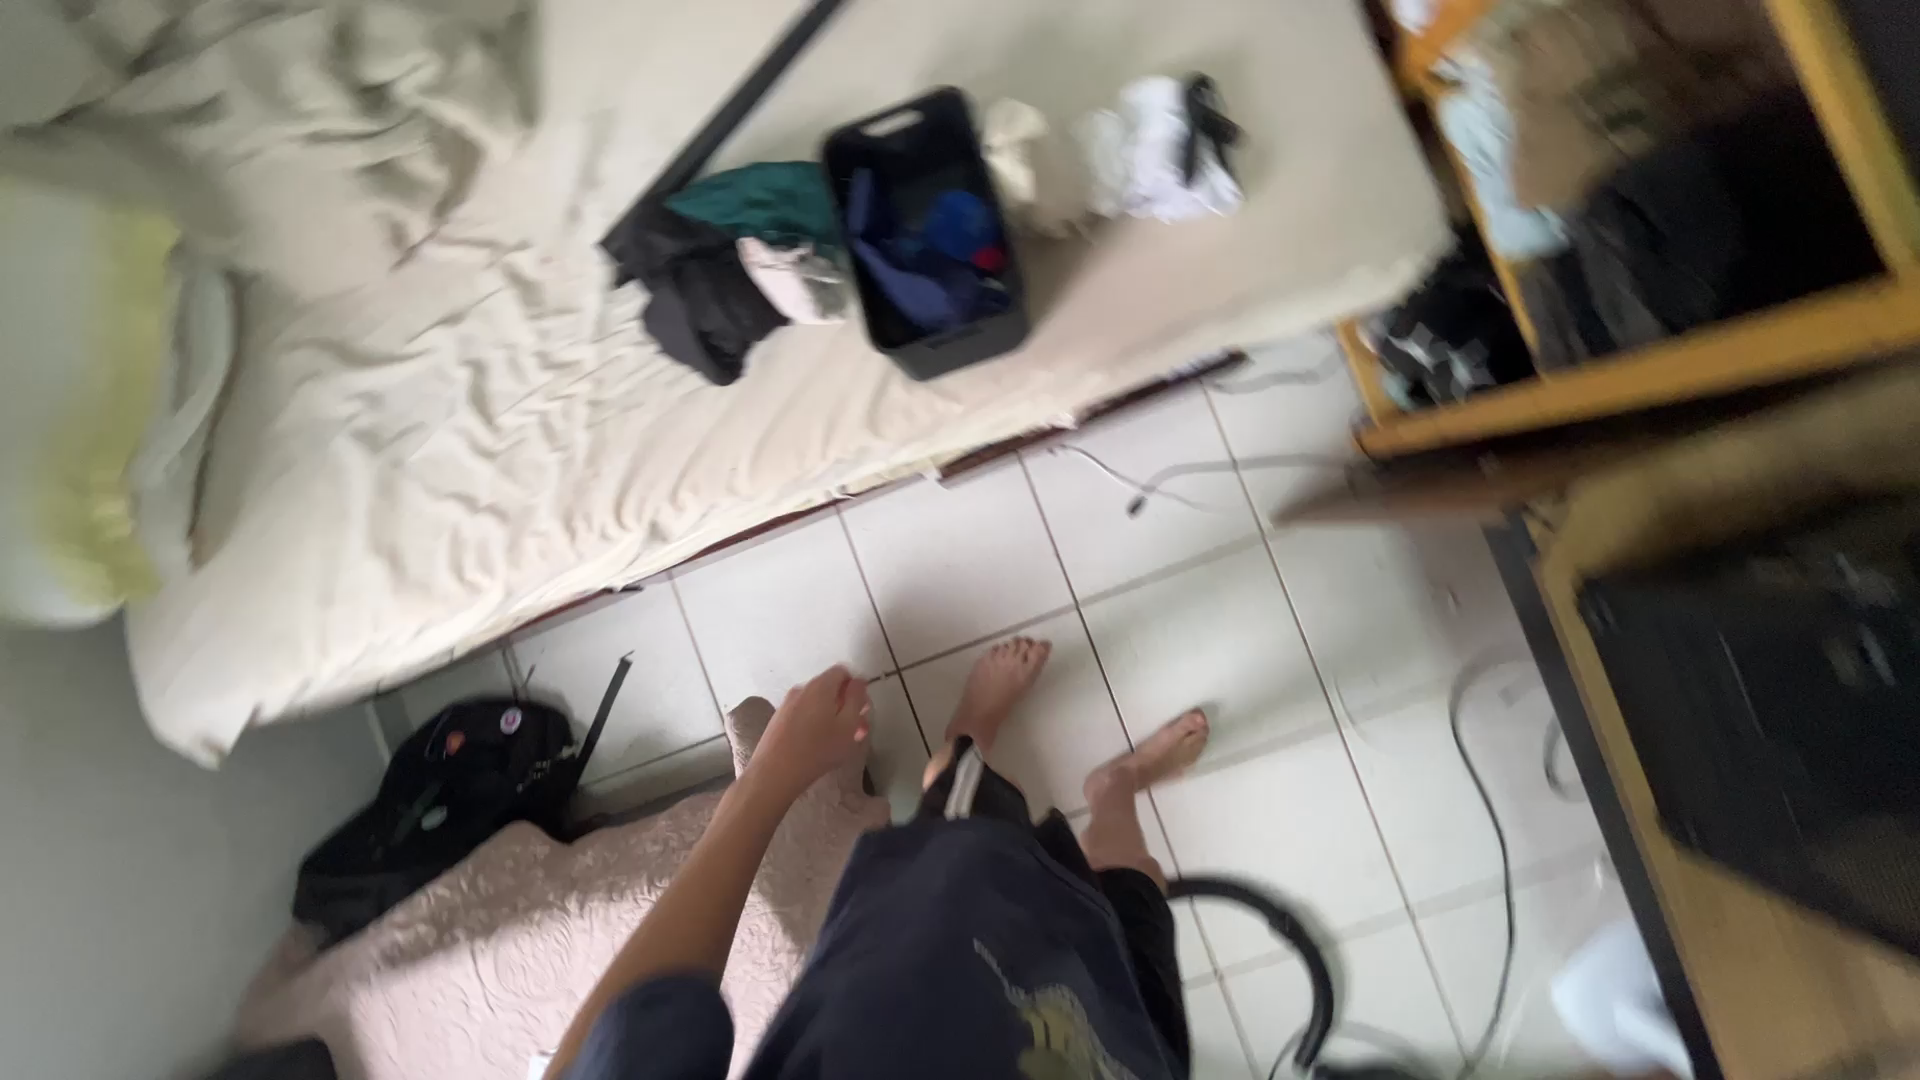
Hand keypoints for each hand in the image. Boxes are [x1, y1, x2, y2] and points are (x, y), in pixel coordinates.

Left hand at [745, 665, 871, 801]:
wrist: (774, 773)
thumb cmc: (818, 749)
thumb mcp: (848, 725)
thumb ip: (856, 699)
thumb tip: (858, 682)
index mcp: (821, 685)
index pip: (843, 672)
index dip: (856, 688)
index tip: (863, 710)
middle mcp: (802, 689)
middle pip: (830, 688)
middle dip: (847, 705)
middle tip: (858, 730)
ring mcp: (787, 704)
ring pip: (817, 703)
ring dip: (833, 716)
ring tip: (840, 742)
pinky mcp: (778, 720)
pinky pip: (803, 713)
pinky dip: (816, 723)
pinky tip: (819, 745)